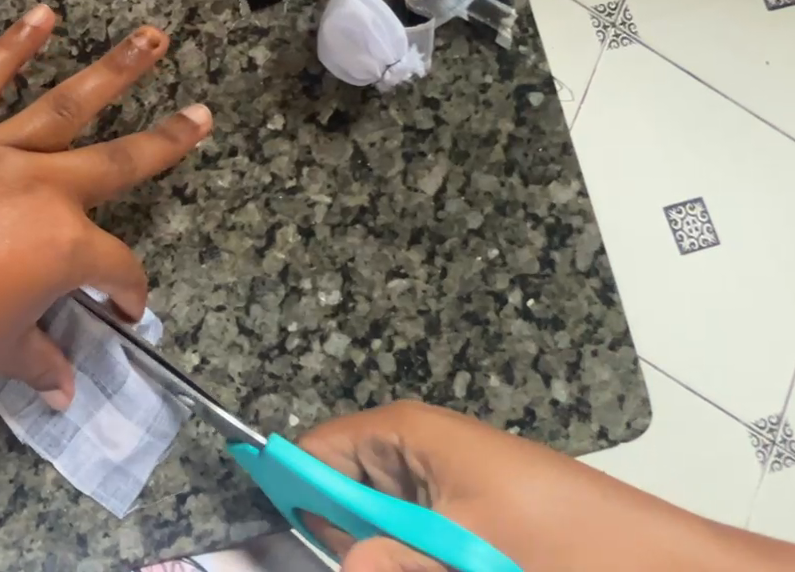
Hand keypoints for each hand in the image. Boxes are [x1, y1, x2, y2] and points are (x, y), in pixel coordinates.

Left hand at [0, 5, 211, 406]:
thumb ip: (38, 360)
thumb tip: (65, 388)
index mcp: (62, 249)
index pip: (116, 268)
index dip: (127, 292)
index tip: (122, 310)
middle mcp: (40, 189)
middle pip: (117, 163)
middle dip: (166, 142)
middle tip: (203, 115)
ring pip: (63, 106)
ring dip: (115, 69)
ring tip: (153, 36)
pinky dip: (12, 47)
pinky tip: (41, 14)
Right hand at [296, 402, 794, 570]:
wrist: (691, 570)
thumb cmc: (578, 552)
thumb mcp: (478, 562)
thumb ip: (399, 563)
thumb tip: (341, 564)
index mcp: (401, 431)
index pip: (312, 453)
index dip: (298, 497)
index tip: (304, 545)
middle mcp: (412, 439)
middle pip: (343, 486)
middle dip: (352, 536)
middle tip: (377, 568)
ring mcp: (444, 466)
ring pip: (381, 513)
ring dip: (391, 549)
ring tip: (437, 564)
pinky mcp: (471, 497)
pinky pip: (418, 522)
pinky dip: (421, 552)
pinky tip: (445, 564)